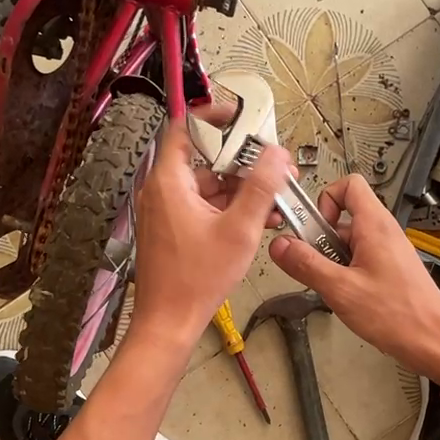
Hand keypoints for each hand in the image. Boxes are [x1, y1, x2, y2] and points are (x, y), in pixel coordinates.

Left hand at [128, 121, 287, 348]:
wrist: (169, 322)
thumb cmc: (196, 281)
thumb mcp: (239, 230)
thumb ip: (260, 187)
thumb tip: (277, 155)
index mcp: (169, 182)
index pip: (186, 128)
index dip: (214, 117)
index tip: (242, 117)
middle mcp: (162, 191)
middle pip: (204, 157)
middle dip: (242, 160)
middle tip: (272, 165)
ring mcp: (166, 210)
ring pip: (208, 183)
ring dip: (240, 187)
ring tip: (274, 196)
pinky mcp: (173, 228)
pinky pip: (204, 205)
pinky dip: (229, 207)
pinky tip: (258, 217)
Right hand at [268, 174, 439, 384]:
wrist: (433, 342)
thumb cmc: (399, 315)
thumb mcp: (341, 289)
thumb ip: (307, 264)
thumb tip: (281, 246)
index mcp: (375, 225)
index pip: (349, 185)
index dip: (325, 199)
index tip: (310, 226)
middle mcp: (383, 232)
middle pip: (342, 217)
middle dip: (320, 238)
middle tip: (311, 264)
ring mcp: (388, 251)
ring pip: (348, 241)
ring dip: (331, 259)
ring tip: (330, 287)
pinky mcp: (390, 269)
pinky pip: (359, 258)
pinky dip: (345, 272)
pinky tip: (345, 296)